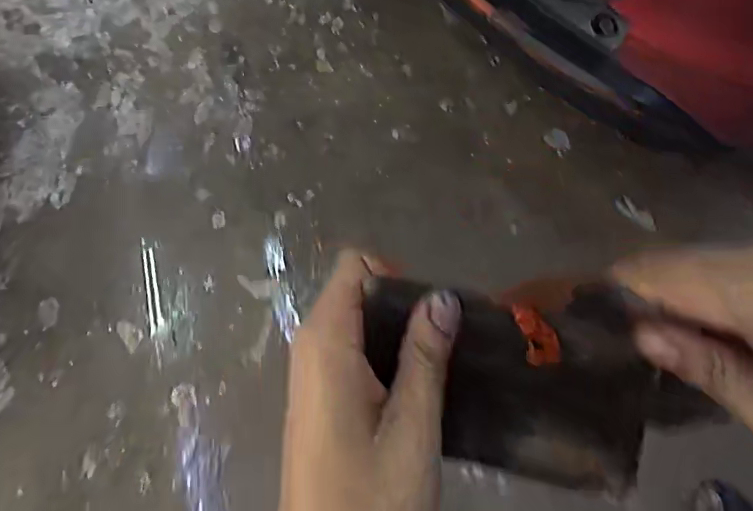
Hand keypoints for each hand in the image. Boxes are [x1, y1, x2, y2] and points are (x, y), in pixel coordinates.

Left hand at [280, 252, 460, 510]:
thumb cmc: (369, 498)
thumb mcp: (410, 428)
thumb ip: (425, 356)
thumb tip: (442, 295)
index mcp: (325, 338)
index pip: (355, 265)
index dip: (394, 277)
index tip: (427, 318)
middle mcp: (310, 344)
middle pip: (357, 291)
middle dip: (401, 307)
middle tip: (440, 346)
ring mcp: (310, 372)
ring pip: (356, 323)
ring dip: (395, 336)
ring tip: (432, 368)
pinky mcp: (318, 398)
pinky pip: (350, 352)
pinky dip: (381, 358)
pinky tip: (409, 395)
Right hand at [615, 244, 752, 510]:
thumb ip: (722, 378)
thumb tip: (641, 331)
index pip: (672, 277)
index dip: (623, 292)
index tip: (579, 310)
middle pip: (684, 261)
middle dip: (643, 291)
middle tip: (603, 329)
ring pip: (707, 261)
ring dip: (672, 292)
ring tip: (637, 331)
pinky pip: (736, 269)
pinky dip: (706, 292)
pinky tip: (693, 326)